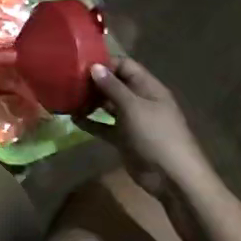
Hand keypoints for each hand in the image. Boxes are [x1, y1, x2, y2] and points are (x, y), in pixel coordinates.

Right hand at [77, 58, 213, 197]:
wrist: (171, 176)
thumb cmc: (155, 134)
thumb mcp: (133, 106)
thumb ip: (113, 87)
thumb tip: (94, 66)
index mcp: (148, 88)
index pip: (125, 66)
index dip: (106, 63)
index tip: (81, 65)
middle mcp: (140, 100)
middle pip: (115, 85)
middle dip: (94, 83)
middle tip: (70, 82)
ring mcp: (132, 120)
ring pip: (108, 105)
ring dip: (90, 102)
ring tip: (68, 99)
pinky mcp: (124, 139)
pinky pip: (105, 126)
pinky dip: (91, 122)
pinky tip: (73, 119)